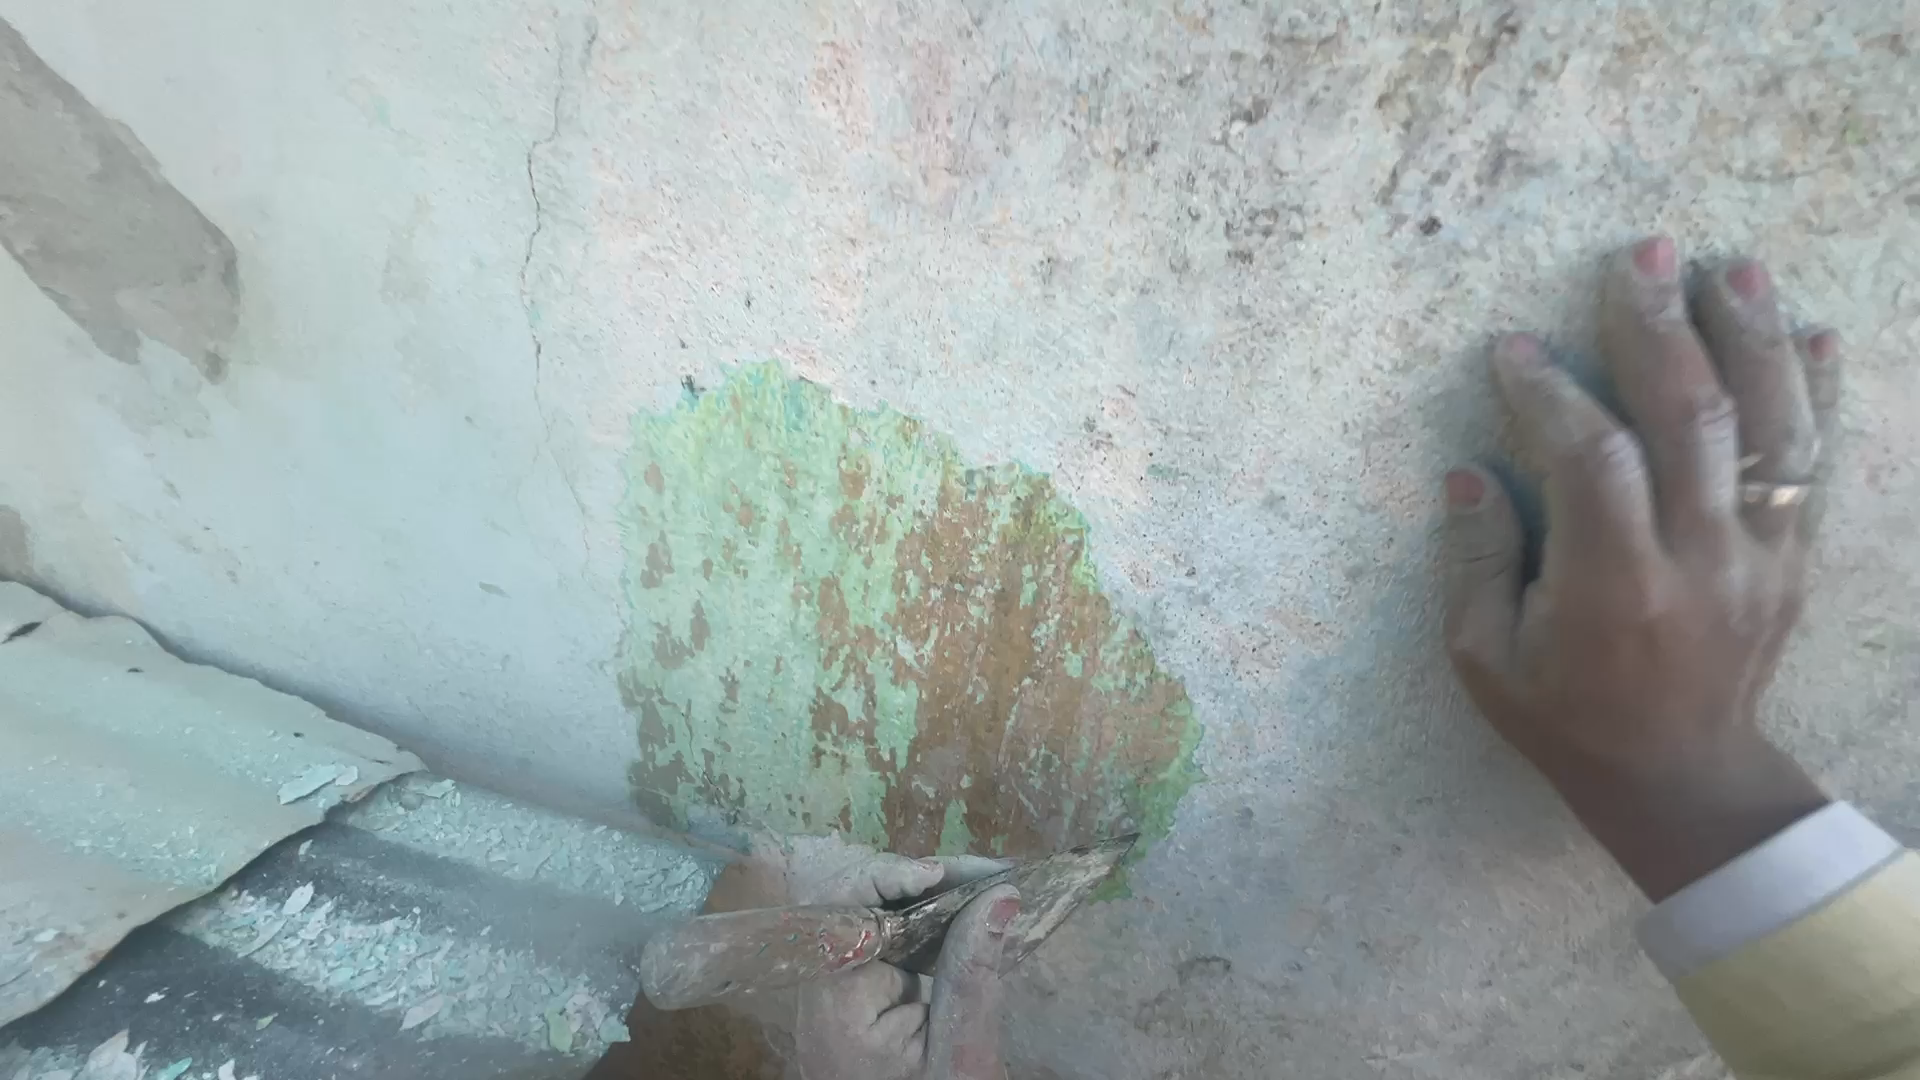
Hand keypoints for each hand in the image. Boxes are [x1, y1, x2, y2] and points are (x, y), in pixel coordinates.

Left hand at [792, 851, 1019, 1079]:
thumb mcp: (962, 1057)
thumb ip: (973, 975)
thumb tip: (1002, 896)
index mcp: (834, 1009)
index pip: (842, 914)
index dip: (884, 878)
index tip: (940, 873)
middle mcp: (822, 993)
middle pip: (858, 905)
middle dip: (920, 881)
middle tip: (983, 874)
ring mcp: (838, 992)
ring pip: (874, 916)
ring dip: (927, 896)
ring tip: (981, 883)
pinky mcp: (858, 995)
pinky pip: (886, 937)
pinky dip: (924, 920)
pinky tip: (962, 909)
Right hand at [1444, 236, 1841, 900]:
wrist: (1680, 775)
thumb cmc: (1558, 713)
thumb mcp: (1481, 654)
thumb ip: (1477, 561)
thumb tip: (1468, 474)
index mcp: (1613, 586)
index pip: (1587, 459)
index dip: (1549, 393)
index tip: (1512, 349)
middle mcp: (1703, 558)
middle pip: (1691, 419)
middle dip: (1659, 328)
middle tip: (1635, 257)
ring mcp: (1765, 554)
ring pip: (1772, 424)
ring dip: (1749, 335)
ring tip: (1725, 265)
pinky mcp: (1797, 557)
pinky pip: (1820, 460)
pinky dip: (1819, 388)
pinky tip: (1808, 330)